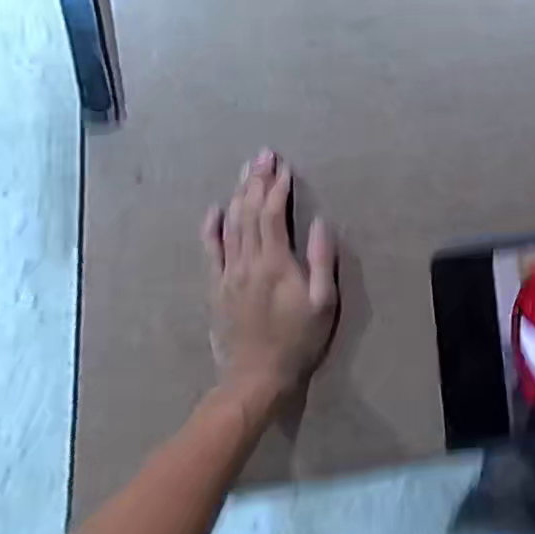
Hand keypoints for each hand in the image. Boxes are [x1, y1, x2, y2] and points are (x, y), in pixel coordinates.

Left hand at [200, 149, 339, 411]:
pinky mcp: (216, 287)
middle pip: (249, 212)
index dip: (278, 188)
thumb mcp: (324, 302)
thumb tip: (320, 223)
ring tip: (246, 171)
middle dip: (257, 181)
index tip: (284, 166)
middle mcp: (247, 262)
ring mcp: (228, 274)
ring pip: (231, 225)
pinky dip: (212, 227)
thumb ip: (322, 260)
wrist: (255, 378)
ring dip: (239, 195)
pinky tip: (216, 209)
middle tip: (263, 155)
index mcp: (275, 263)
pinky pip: (210, 250)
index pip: (273, 215)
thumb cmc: (298, 340)